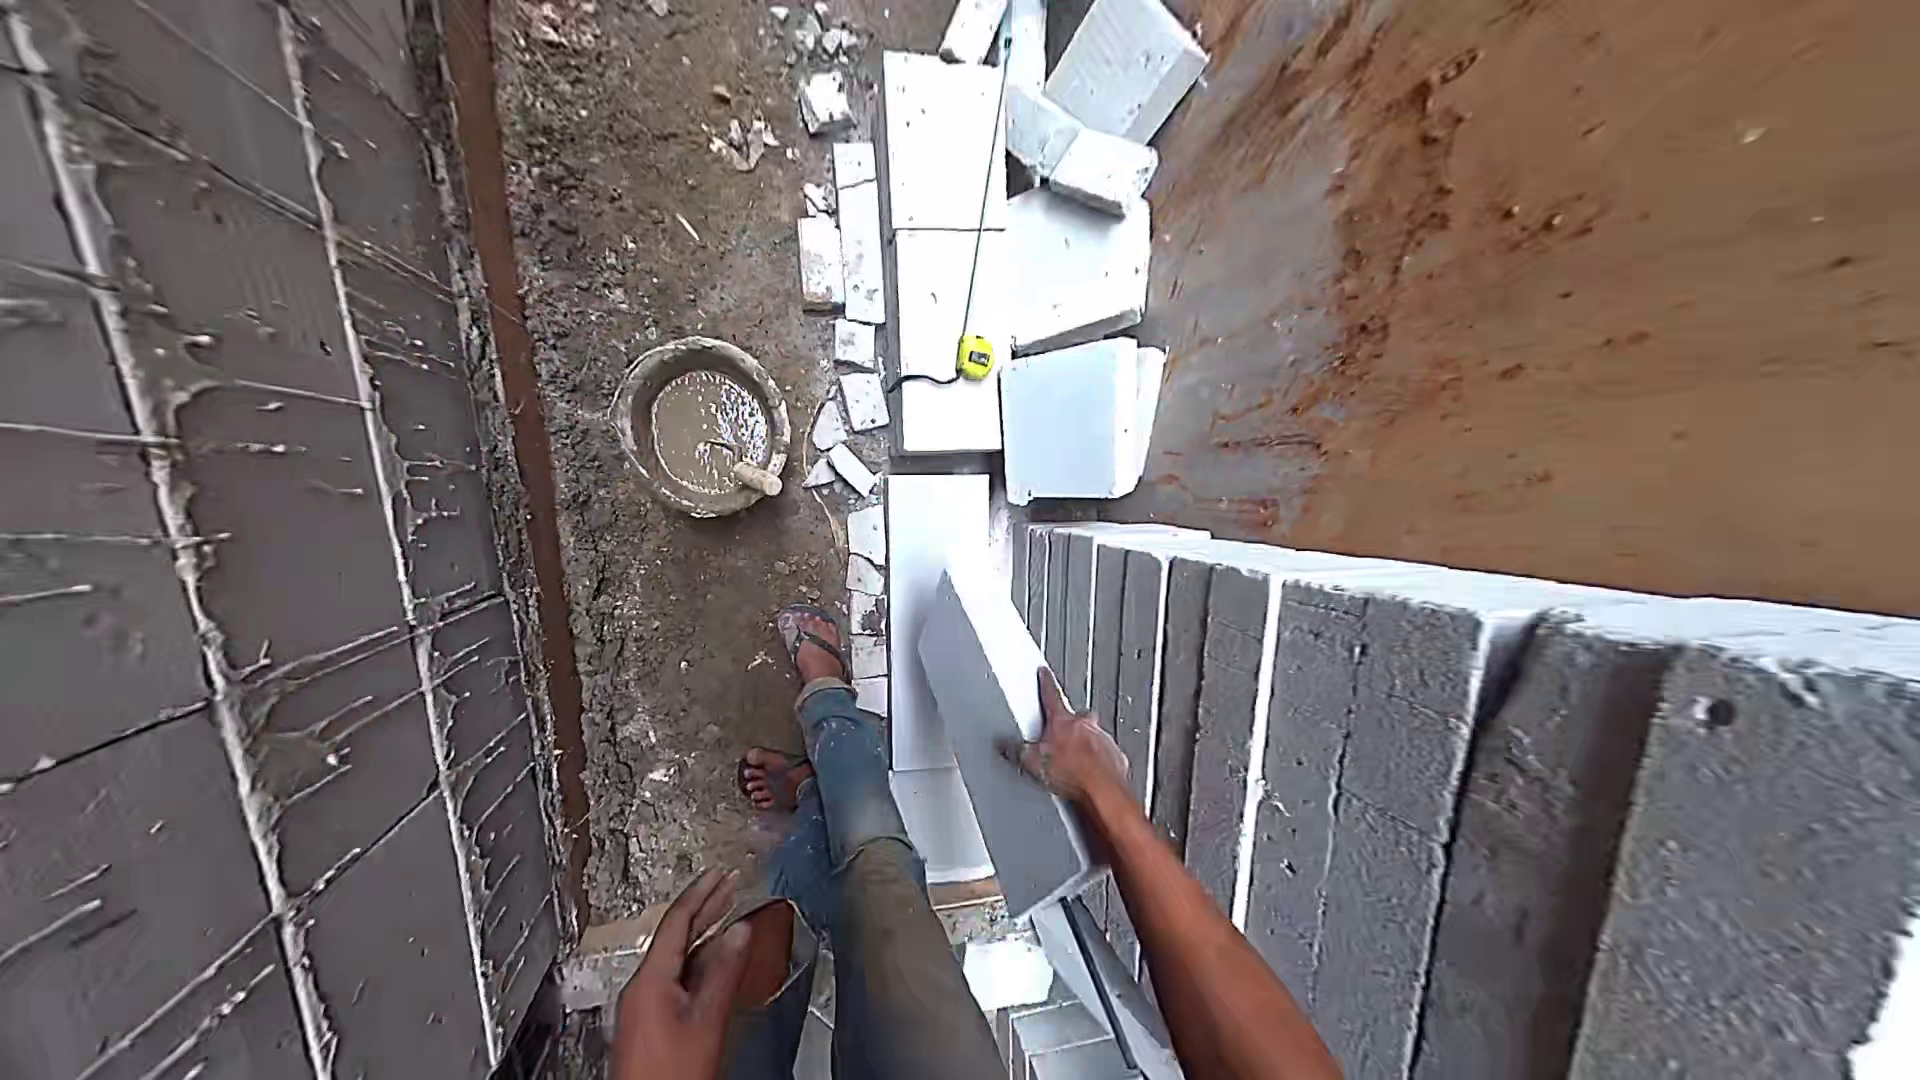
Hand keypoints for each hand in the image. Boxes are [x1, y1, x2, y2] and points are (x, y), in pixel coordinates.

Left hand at [612, 869, 752, 1079]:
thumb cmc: (672, 1077)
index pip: (676, 922)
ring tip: (729, 911)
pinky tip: (720, 958)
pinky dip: (702, 960)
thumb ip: (725, 970)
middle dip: (705, 907)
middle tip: (729, 883)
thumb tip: (741, 930)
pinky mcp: (653, 1024)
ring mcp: (645, 1007)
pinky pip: (679, 978)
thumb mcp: (706, 1019)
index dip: (700, 893)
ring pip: (679, 957)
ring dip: (706, 933)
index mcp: (650, 980)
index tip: (719, 873)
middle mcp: (643, 989)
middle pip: (676, 936)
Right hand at [1001, 667, 1127, 802]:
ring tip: (1072, 765)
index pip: (1051, 695)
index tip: (1044, 673)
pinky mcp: (1115, 756)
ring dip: (1083, 745)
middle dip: (1066, 724)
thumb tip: (1005, 746)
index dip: (1046, 682)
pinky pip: (1105, 754)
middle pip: (1074, 717)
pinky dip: (1097, 761)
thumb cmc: (1073, 774)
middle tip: (1057, 740)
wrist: (1102, 791)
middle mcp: (1086, 725)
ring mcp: (1103, 739)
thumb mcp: (1033, 763)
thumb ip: (1017, 751)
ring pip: (1091, 735)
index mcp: (1063, 721)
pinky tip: (1088, 775)